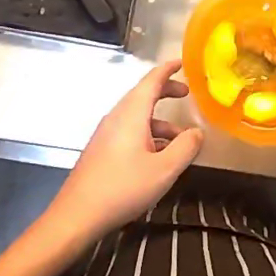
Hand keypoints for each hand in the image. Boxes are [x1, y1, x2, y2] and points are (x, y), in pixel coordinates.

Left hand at [46, 59, 204, 242]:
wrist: (78, 214)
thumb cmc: (123, 188)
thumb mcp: (164, 170)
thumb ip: (185, 147)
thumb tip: (197, 132)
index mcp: (131, 115)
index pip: (151, 81)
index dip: (168, 70)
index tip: (182, 61)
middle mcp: (116, 118)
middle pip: (142, 96)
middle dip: (165, 93)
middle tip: (186, 95)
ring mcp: (106, 135)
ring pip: (137, 118)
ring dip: (160, 122)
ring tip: (181, 141)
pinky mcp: (101, 151)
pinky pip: (129, 132)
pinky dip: (148, 135)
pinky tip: (159, 157)